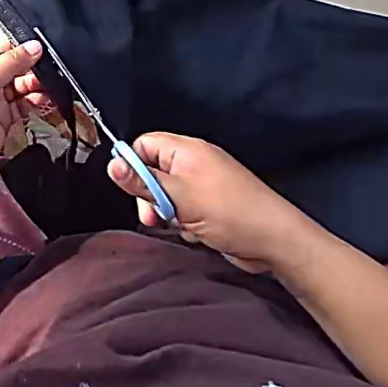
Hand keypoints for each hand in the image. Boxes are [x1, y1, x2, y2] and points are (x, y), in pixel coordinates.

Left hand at [0, 38, 47, 168]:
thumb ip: (12, 60)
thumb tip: (33, 47)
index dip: (14, 44)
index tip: (31, 48)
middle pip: (13, 64)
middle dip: (29, 65)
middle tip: (42, 67)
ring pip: (22, 83)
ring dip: (35, 83)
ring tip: (45, 84)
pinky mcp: (4, 115)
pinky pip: (25, 103)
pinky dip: (36, 100)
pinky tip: (42, 98)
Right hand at [107, 132, 324, 273]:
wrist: (274, 241)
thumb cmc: (233, 213)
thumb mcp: (180, 197)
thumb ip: (143, 182)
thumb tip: (113, 165)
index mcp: (187, 150)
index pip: (144, 145)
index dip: (134, 166)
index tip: (134, 190)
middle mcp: (194, 163)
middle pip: (152, 173)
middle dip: (150, 197)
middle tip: (158, 215)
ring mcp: (202, 186)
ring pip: (165, 197)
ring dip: (168, 214)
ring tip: (183, 224)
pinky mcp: (209, 207)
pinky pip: (181, 212)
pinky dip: (184, 224)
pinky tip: (197, 232)